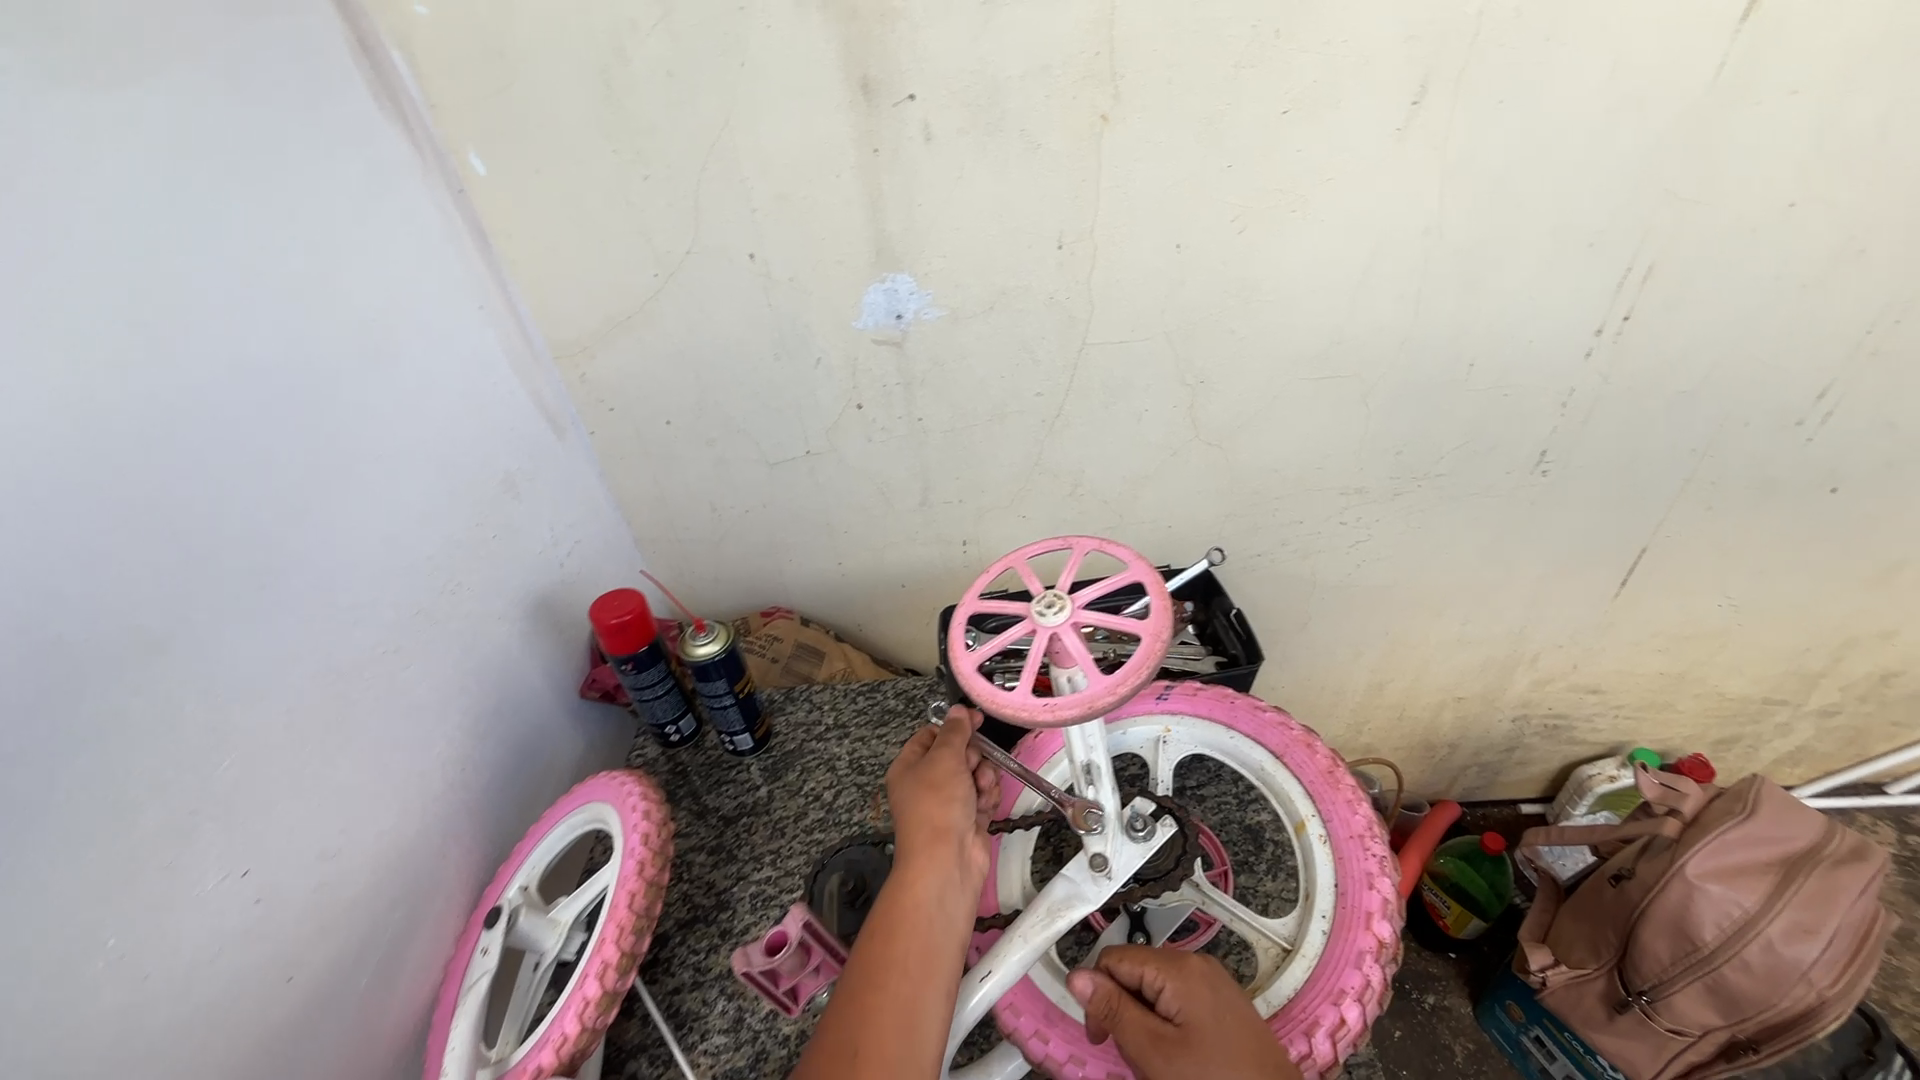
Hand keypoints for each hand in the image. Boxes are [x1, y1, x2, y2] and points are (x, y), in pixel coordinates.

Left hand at [885, 706, 999, 892]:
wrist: (947, 861)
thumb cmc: (937, 805)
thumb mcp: (944, 757)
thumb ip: (955, 730)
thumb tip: (958, 710)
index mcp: (909, 766)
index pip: (932, 735)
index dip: (955, 726)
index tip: (977, 720)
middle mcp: (926, 783)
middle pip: (959, 753)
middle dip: (973, 757)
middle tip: (971, 767)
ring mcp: (948, 802)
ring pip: (976, 774)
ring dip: (984, 778)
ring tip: (980, 791)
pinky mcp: (968, 818)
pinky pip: (984, 796)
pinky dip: (988, 798)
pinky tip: (985, 807)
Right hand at [1067, 946, 1301, 1079]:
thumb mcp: (1154, 1051)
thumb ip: (1113, 1010)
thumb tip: (1076, 975)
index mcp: (1177, 968)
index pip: (1112, 959)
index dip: (1097, 997)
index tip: (1101, 1038)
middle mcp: (1195, 963)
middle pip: (1134, 972)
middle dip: (1124, 1012)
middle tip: (1134, 1056)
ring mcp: (1213, 981)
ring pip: (1154, 988)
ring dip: (1144, 1022)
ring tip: (1159, 1063)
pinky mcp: (1223, 1001)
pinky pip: (1178, 1000)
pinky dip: (1167, 1025)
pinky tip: (1179, 1058)